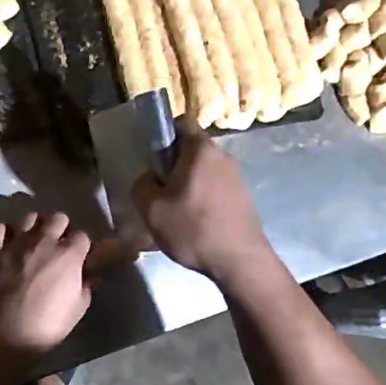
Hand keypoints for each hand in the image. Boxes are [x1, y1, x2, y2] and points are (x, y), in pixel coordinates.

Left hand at [0, 211, 92, 358]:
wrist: (12, 334)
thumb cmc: (51, 324)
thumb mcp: (79, 307)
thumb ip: (86, 286)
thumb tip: (92, 276)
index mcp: (69, 254)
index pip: (82, 236)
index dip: (82, 245)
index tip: (80, 256)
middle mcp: (45, 241)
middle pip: (58, 218)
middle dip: (62, 227)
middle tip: (59, 244)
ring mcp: (18, 244)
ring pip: (30, 217)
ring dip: (36, 225)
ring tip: (36, 239)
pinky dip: (5, 232)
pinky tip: (9, 241)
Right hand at [131, 127, 275, 282]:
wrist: (239, 261)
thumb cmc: (193, 229)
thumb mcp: (151, 209)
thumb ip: (142, 185)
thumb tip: (148, 178)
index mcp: (200, 149)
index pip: (181, 123)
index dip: (163, 134)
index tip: (151, 158)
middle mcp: (223, 156)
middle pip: (191, 151)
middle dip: (173, 166)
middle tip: (157, 191)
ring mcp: (237, 177)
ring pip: (203, 172)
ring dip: (187, 186)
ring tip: (174, 213)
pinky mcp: (243, 198)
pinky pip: (215, 189)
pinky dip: (202, 200)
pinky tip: (194, 225)